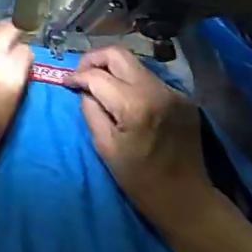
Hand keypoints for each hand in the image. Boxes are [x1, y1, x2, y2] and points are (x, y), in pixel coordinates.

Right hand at [72, 45, 217, 226]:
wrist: (185, 198)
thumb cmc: (139, 179)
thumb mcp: (104, 146)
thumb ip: (91, 110)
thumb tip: (84, 90)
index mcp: (135, 105)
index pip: (97, 75)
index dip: (76, 76)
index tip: (65, 82)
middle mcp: (157, 90)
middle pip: (118, 54)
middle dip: (94, 59)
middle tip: (81, 75)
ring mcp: (173, 92)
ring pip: (135, 64)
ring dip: (114, 70)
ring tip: (101, 85)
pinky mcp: (183, 98)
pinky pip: (150, 80)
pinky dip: (132, 83)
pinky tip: (126, 99)